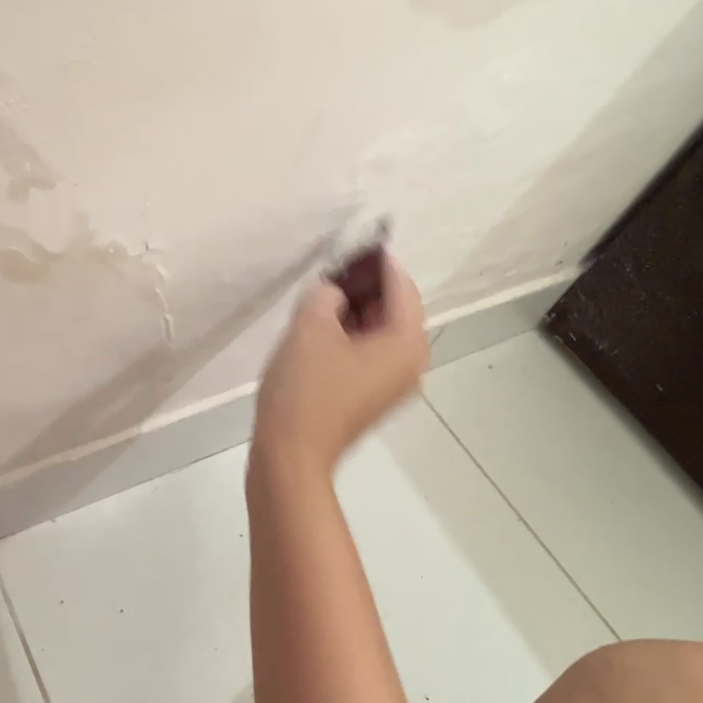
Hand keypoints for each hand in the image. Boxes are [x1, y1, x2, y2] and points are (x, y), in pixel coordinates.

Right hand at [253, 256, 428, 473]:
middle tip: (328, 272)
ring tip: (318, 298)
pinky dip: (351, 335)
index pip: (400, 285)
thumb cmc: (304, 390)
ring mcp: (394, 383)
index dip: (374, 261)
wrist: (290, 457)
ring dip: (354, 310)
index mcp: (407, 343)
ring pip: (380, 331)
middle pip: (395, 308)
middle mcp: (412, 362)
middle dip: (364, 286)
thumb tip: (333, 293)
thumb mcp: (310, 327)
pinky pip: (369, 352)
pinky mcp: (372, 396)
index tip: (348, 245)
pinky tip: (319, 330)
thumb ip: (325, 293)